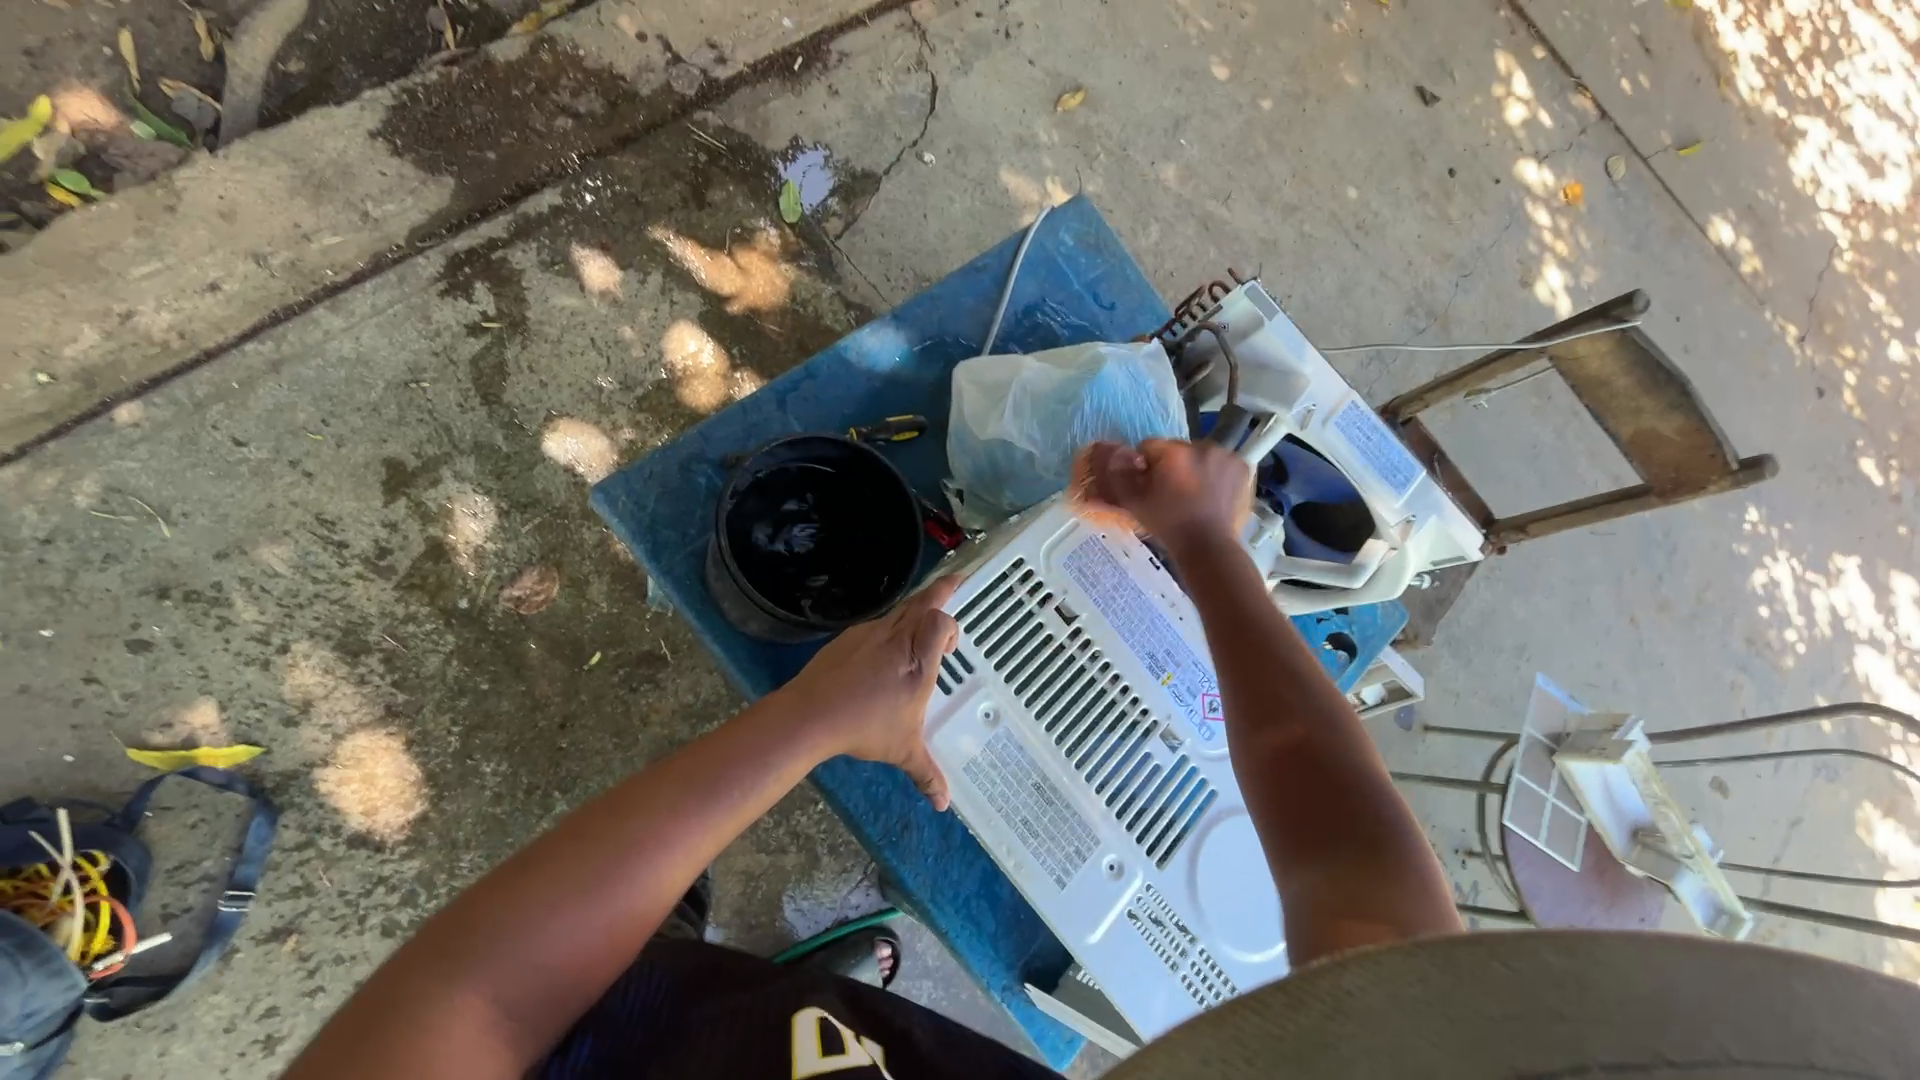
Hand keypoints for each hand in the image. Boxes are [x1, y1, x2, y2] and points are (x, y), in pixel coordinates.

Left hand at [777, 576, 959, 809]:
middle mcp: (897, 639)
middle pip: (923, 601)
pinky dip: (890, 628)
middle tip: (956, 582)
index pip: (941, 621)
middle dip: (942, 590)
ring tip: (922, 622)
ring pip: (900, 610)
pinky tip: (884, 652)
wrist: (810, 714)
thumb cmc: (864, 728)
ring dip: (915, 610)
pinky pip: (878, 624)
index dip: (950, 626)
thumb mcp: (902, 751)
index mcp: (917, 660)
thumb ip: (926, 772)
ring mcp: (870, 633)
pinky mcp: (848, 637)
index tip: (952, 645)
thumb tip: (943, 804)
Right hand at [1078, 438, 1251, 554]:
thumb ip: (1119, 476)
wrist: (1208, 546)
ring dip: (1195, 467)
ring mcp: (1225, 456)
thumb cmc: (1168, 525)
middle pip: (1177, 449)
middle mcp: (1201, 446)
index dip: (1146, 466)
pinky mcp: (1242, 466)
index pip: (1149, 445)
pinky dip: (1216, 473)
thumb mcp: (1135, 503)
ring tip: (1194, 495)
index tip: (1151, 486)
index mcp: (1173, 452)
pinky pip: (1221, 462)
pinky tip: (1213, 493)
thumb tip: (1113, 454)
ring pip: (1200, 454)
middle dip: (1172, 465)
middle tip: (1172, 492)